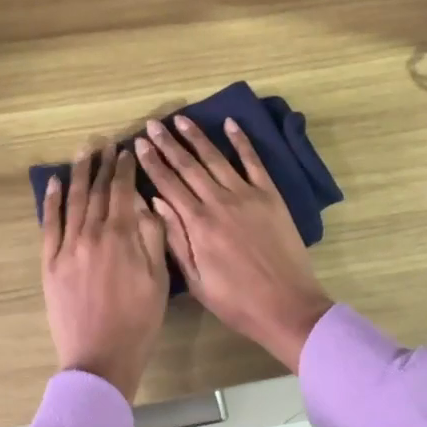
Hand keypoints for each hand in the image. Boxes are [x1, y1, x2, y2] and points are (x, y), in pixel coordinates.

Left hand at [40, 145, 169, 398]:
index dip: (124, 169)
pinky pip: (50, 224)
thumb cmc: (138, 322)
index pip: (123, 191)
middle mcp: (92, 233)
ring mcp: (68, 247)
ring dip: (79, 173)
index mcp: (122, 236)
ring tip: (84, 152)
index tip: (126, 151)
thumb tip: (146, 203)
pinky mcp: (50, 262)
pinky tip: (54, 182)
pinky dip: (52, 200)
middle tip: (106, 144)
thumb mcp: (159, 280)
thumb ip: (153, 237)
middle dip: (103, 165)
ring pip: (73, 200)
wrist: (100, 358)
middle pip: (97, 191)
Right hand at [136, 116, 333, 372]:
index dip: (152, 162)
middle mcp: (219, 201)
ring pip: (215, 158)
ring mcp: (246, 194)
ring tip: (180, 119)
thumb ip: (175, 238)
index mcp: (198, 224)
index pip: (168, 184)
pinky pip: (252, 161)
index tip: (139, 144)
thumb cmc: (237, 302)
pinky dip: (240, 140)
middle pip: (188, 165)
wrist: (288, 307)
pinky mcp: (269, 194)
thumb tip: (155, 201)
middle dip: (168, 143)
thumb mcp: (197, 281)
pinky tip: (230, 123)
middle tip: (153, 123)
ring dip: (196, 136)